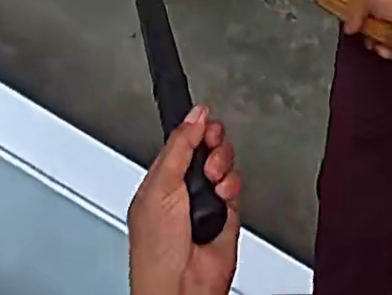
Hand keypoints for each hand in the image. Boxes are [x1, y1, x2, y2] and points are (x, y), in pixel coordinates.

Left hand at [129, 106, 241, 294]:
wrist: (182, 290)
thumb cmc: (156, 252)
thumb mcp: (161, 187)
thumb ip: (179, 146)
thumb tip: (195, 114)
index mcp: (160, 180)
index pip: (182, 140)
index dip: (194, 128)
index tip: (203, 121)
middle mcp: (183, 188)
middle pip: (207, 146)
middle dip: (213, 142)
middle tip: (211, 147)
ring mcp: (205, 200)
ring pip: (224, 161)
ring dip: (222, 164)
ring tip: (213, 180)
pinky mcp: (226, 212)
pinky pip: (235, 184)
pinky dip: (231, 186)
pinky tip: (222, 197)